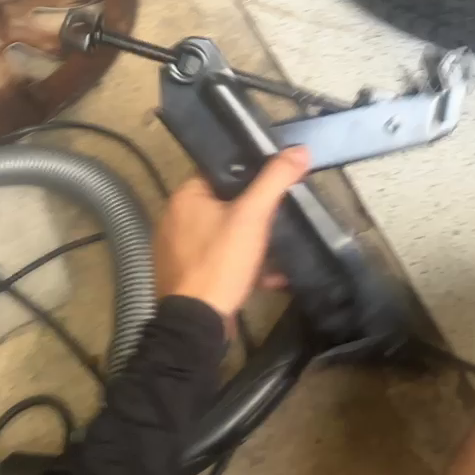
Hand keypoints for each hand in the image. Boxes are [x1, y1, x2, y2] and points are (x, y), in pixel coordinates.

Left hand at [154, 147, 311, 322]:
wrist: (197, 325)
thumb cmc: (220, 261)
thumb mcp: (253, 215)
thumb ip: (276, 179)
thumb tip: (300, 150)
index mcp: (184, 198)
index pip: (221, 171)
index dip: (251, 173)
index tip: (277, 180)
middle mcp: (175, 220)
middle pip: (225, 203)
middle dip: (256, 210)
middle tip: (283, 213)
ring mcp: (179, 252)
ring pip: (225, 234)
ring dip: (254, 240)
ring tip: (281, 244)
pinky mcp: (188, 277)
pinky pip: (222, 260)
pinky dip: (245, 264)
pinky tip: (271, 275)